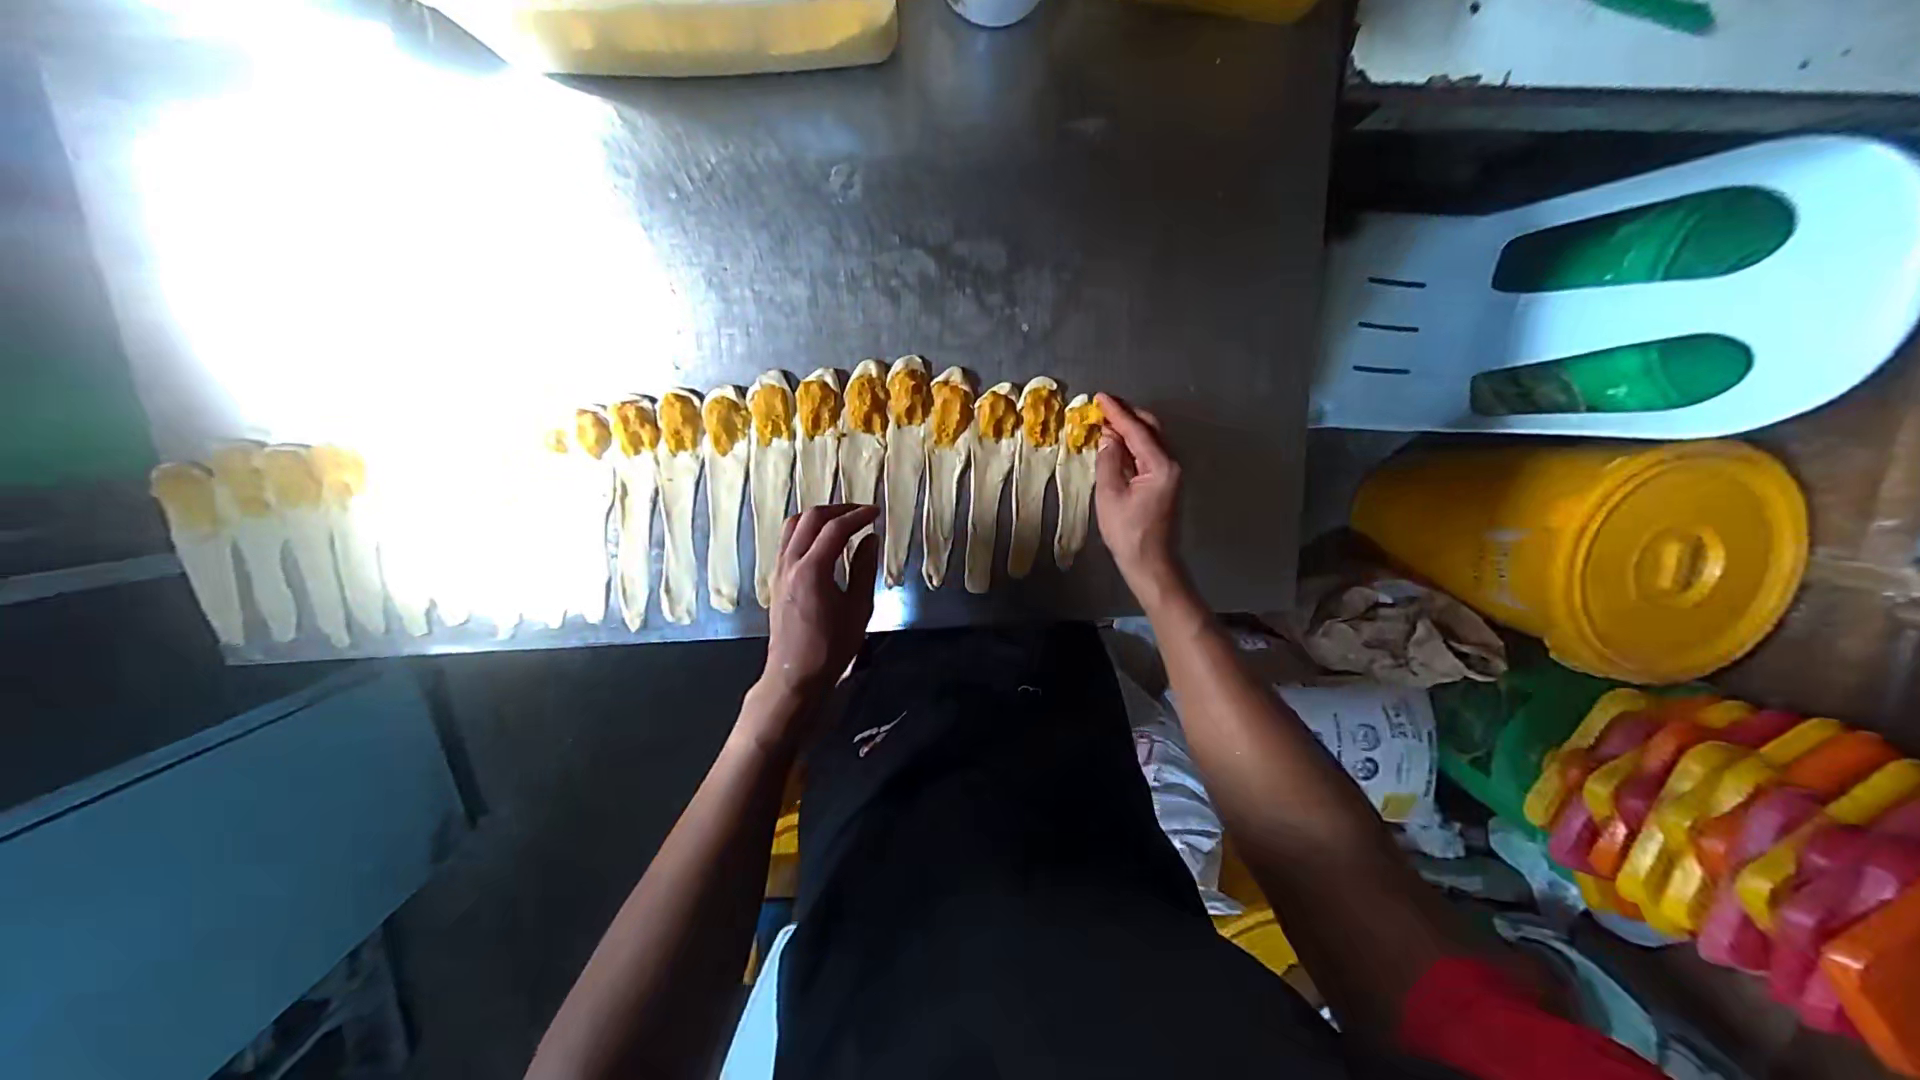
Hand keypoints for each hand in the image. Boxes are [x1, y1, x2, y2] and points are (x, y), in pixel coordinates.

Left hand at [760, 504, 879, 704]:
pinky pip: (788, 541)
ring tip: (842, 521)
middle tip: (861, 513)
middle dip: (838, 509)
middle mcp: (790, 564)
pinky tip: (823, 542)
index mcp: (812, 570)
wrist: (795, 674)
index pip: (835, 528)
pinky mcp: (776, 579)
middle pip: (810, 519)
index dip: (857, 516)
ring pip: (794, 526)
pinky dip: (806, 531)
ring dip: (818, 517)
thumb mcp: (858, 608)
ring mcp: (779, 570)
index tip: (875, 513)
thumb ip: (864, 568)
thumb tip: (870, 539)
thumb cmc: (831, 647)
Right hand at [1094, 393, 1186, 603]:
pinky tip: (1117, 443)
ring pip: (1151, 439)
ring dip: (1130, 428)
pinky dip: (1133, 443)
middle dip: (1127, 414)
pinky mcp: (1165, 483)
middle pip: (1150, 428)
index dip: (1117, 412)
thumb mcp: (1110, 495)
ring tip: (1107, 420)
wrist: (1150, 563)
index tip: (1099, 397)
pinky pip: (1149, 453)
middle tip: (1103, 405)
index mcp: (1160, 465)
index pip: (1136, 430)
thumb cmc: (1128, 533)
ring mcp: (1170, 473)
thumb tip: (1108, 437)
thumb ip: (1108, 461)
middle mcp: (1171, 464)